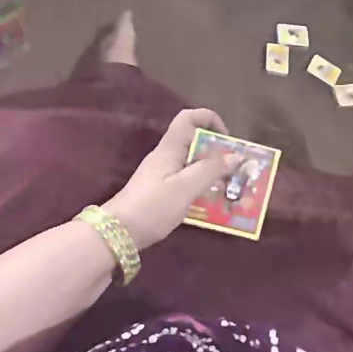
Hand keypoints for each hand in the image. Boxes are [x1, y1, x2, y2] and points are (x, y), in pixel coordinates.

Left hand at [104, 109, 241, 248]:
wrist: (118, 233)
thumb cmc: (152, 207)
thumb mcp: (185, 188)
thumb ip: (210, 170)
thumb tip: (235, 156)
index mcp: (169, 149)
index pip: (189, 118)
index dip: (210, 120)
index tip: (227, 140)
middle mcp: (165, 157)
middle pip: (193, 142)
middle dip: (216, 152)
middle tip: (234, 171)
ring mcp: (161, 175)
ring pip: (191, 163)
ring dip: (211, 171)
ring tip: (228, 187)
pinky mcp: (160, 191)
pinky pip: (186, 180)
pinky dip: (200, 185)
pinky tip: (210, 202)